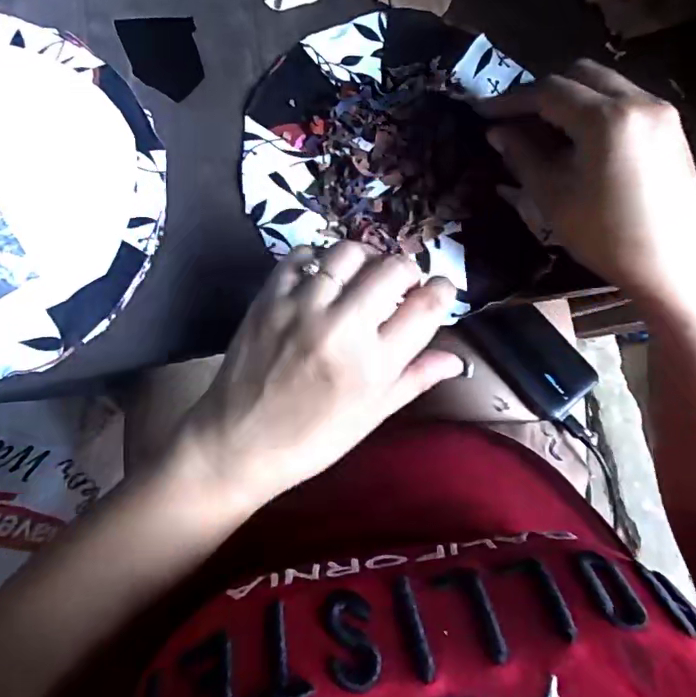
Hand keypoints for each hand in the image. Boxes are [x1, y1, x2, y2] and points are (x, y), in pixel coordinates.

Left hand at [167, 241, 464, 509]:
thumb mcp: (372, 415)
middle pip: (394, 269)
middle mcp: (344, 327)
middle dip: (407, 271)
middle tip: (401, 285)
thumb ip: (416, 379)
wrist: (237, 443)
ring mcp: (303, 307)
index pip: (427, 306)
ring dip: (366, 258)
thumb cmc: (312, 439)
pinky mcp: (270, 297)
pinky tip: (323, 277)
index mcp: (375, 363)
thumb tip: (458, 359)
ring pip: (349, 253)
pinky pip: (302, 256)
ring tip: (364, 275)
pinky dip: (319, 260)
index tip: (441, 288)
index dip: (443, 289)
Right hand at [482, 61, 695, 305]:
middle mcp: (638, 101)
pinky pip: (626, 101)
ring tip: (548, 131)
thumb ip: (522, 154)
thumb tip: (498, 131)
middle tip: (517, 119)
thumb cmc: (607, 235)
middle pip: (580, 74)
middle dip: (543, 92)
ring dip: (573, 98)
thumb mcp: (553, 196)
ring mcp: (660, 112)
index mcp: (606, 117)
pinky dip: (598, 108)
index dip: (511, 99)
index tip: (483, 112)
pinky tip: (583, 140)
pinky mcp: (672, 128)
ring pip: (605, 84)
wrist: (675, 267)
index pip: (548, 91)